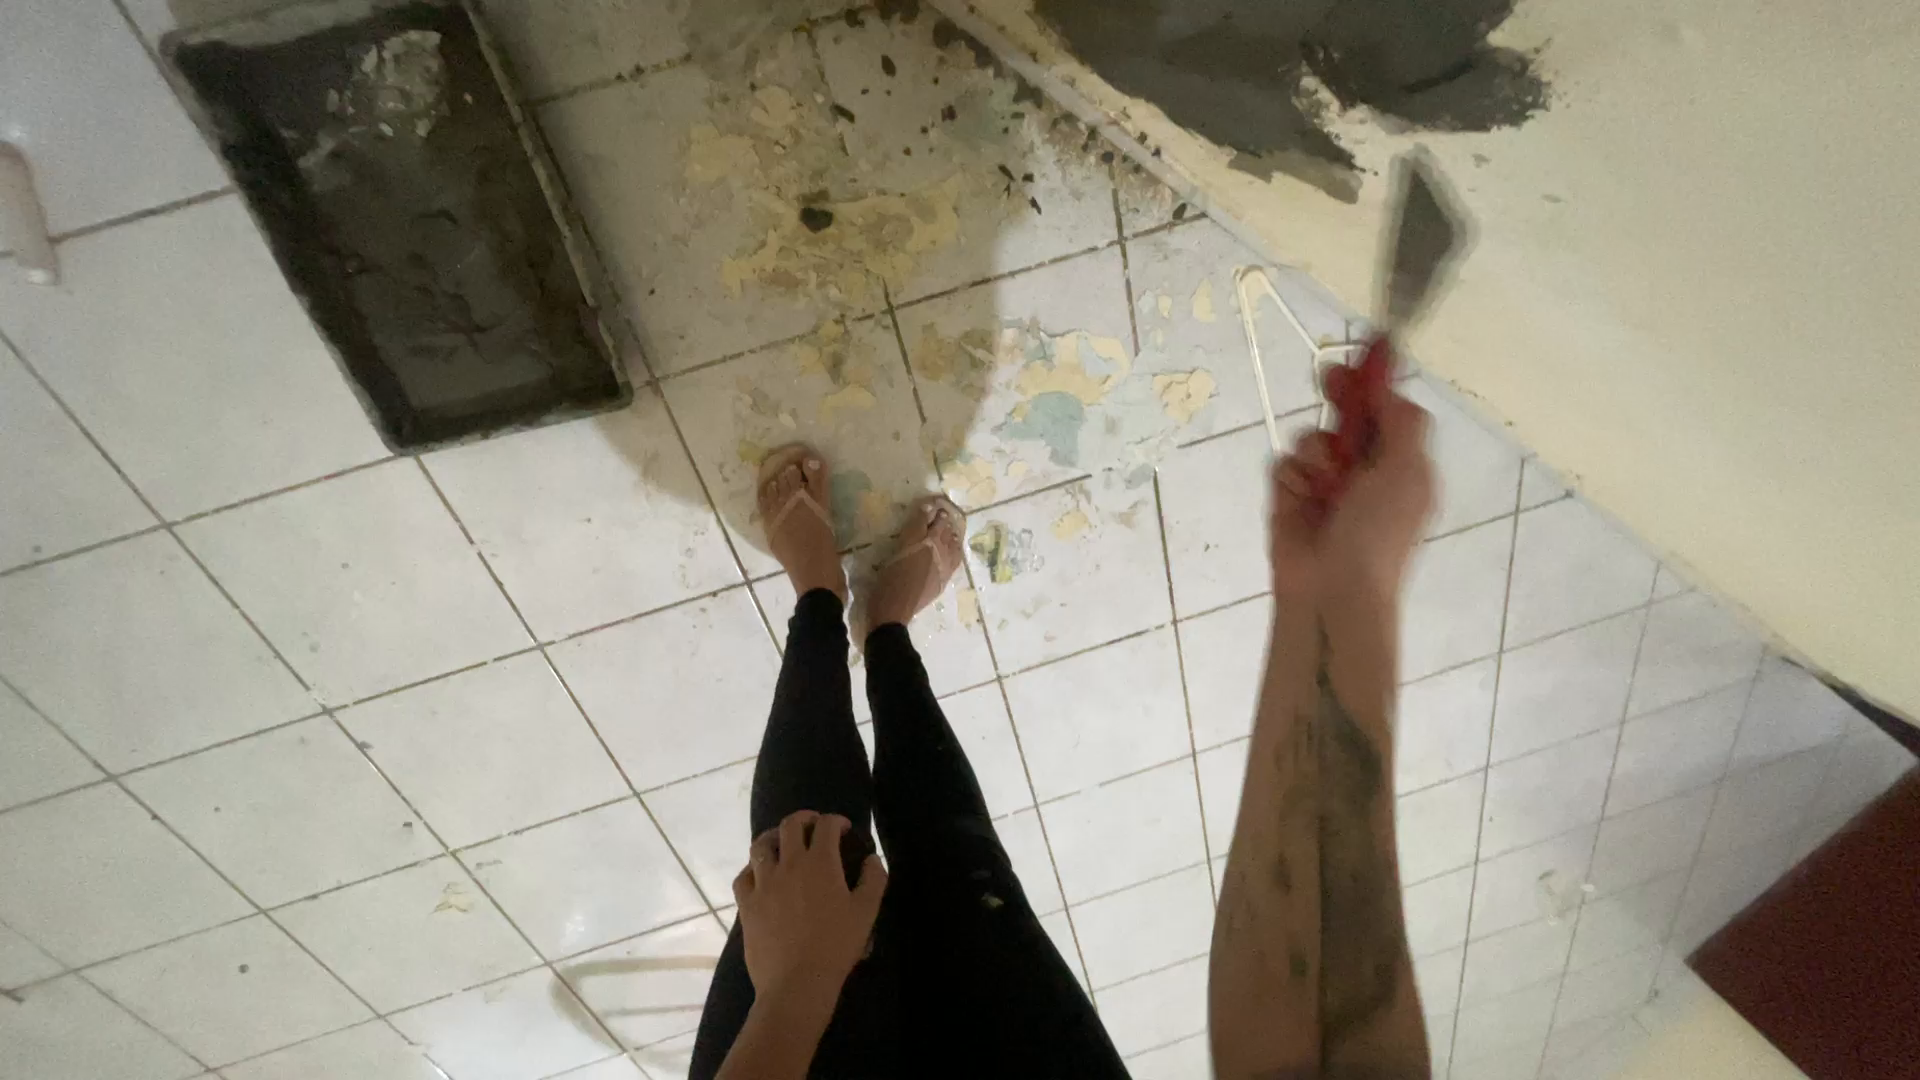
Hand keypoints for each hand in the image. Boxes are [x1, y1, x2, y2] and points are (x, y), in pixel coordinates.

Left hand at [733, 811, 886, 1005]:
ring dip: (774, 838)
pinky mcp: (747, 905)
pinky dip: (753, 869)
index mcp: (820, 862)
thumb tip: (871, 859)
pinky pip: (743, 876)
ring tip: (782, 845)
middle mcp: (789, 863)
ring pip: (761, 845)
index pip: (826, 825)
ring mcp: (764, 883)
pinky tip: (761, 876)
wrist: (797, 984)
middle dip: (804, 818)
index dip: (836, 821)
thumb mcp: (866, 912)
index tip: (844, 829)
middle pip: (790, 825)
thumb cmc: (836, 946)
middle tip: (813, 826)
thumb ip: (873, 879)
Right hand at [1269, 368, 1434, 598]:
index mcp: (1400, 463)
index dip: (1373, 383)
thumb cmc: (1379, 533)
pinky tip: (1298, 498)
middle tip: (1327, 378)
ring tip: (1323, 484)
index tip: (1362, 356)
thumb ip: (1403, 422)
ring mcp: (1321, 483)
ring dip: (1315, 454)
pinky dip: (1289, 477)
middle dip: (1337, 399)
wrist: (1333, 589)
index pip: (1386, 411)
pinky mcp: (1287, 498)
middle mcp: (1361, 469)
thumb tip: (1389, 388)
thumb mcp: (1408, 473)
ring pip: (1308, 438)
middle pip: (1344, 416)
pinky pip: (1281, 465)